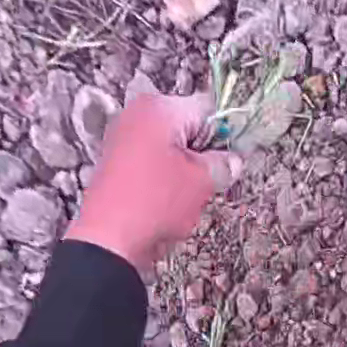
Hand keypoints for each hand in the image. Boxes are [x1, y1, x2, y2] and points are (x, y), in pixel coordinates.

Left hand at [66, 93, 241, 272]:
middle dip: (206, 153)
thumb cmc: (158, 201)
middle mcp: (139, 113)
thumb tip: (234, 160)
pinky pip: (156, 161)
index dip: (227, 133)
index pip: (208, 108)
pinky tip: (171, 200)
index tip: (235, 160)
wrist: (111, 238)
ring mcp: (124, 136)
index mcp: (160, 108)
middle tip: (212, 181)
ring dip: (188, 168)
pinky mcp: (119, 161)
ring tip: (189, 195)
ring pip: (173, 147)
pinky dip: (169, 177)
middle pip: (189, 127)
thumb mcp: (203, 181)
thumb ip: (224, 164)